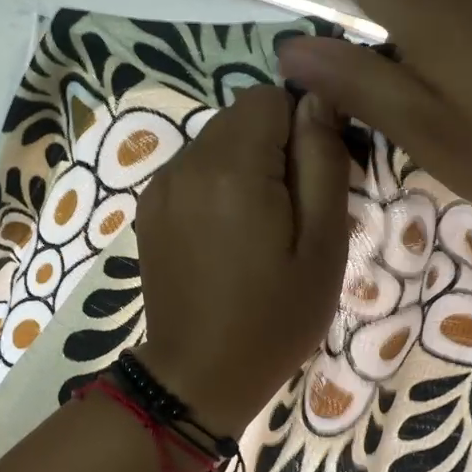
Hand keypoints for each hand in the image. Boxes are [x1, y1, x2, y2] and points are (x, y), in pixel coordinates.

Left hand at [133, 86, 349, 437]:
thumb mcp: (323, 245)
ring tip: (257, 230)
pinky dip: (216, 186)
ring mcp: (159, 186)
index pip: (269, 97)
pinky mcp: (148, 208)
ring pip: (215, 142)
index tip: (309, 182)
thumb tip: (318, 101)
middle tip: (288, 213)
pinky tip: (225, 237)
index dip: (300, 128)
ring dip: (243, 167)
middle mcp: (185, 164)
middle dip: (272, 147)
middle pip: (240, 117)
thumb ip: (322, 162)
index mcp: (230, 168)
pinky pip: (192, 170)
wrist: (198, 375)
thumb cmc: (273, 319)